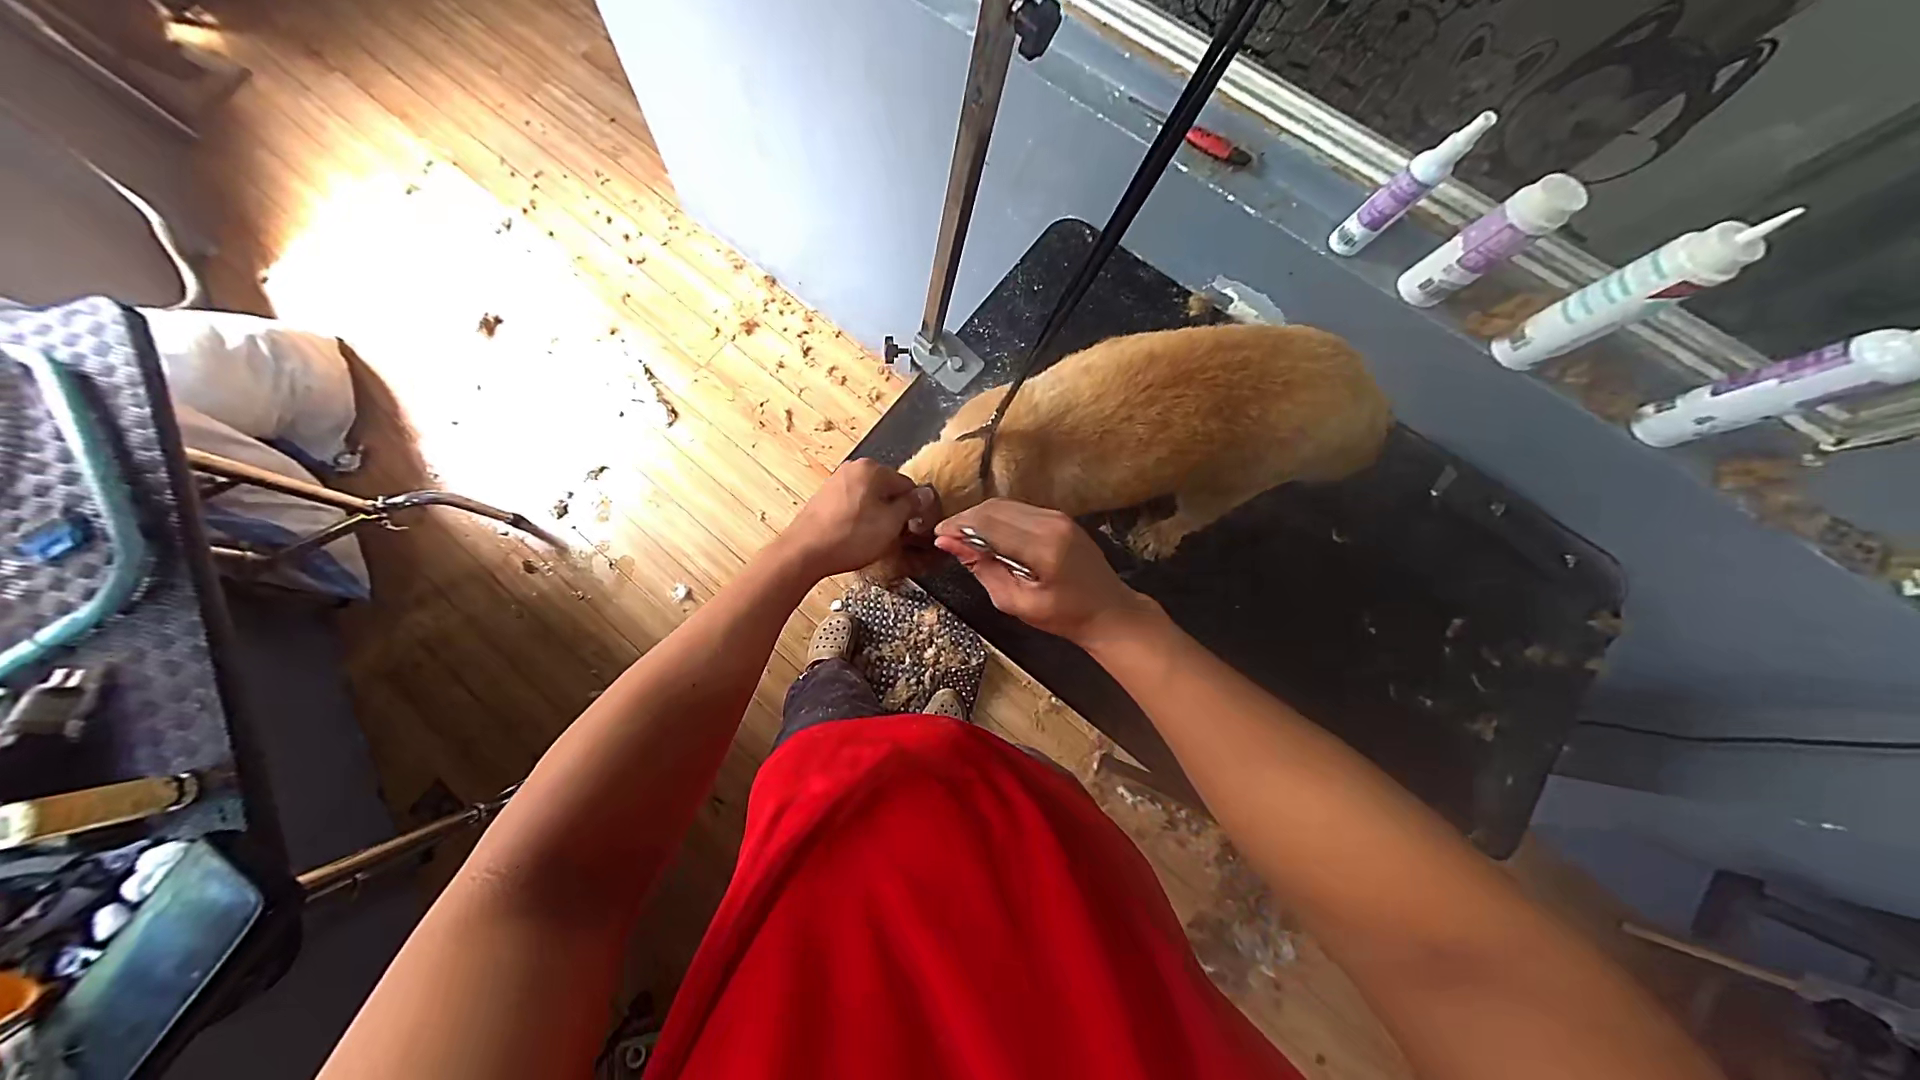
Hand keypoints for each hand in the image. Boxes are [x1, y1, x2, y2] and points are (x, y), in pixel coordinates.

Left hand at [778, 458, 937, 578]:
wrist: (804, 552)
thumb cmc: (846, 537)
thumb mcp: (891, 523)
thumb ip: (911, 505)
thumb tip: (924, 495)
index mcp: (872, 469)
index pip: (908, 485)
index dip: (915, 508)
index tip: (915, 526)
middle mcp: (853, 470)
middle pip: (887, 490)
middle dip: (894, 512)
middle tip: (895, 536)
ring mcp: (836, 483)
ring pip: (869, 499)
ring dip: (876, 518)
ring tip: (874, 540)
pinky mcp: (825, 500)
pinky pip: (852, 507)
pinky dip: (858, 520)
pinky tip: (856, 538)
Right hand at [934, 499, 1158, 643]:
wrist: (1108, 610)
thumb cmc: (1065, 616)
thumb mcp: (1016, 602)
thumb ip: (982, 570)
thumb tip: (950, 544)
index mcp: (1042, 548)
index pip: (987, 524)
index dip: (958, 527)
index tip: (938, 537)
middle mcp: (1051, 524)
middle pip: (993, 509)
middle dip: (964, 520)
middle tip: (945, 538)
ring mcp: (1057, 517)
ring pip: (1004, 505)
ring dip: (979, 518)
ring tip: (962, 538)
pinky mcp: (1059, 517)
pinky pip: (1018, 510)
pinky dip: (996, 519)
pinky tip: (986, 536)